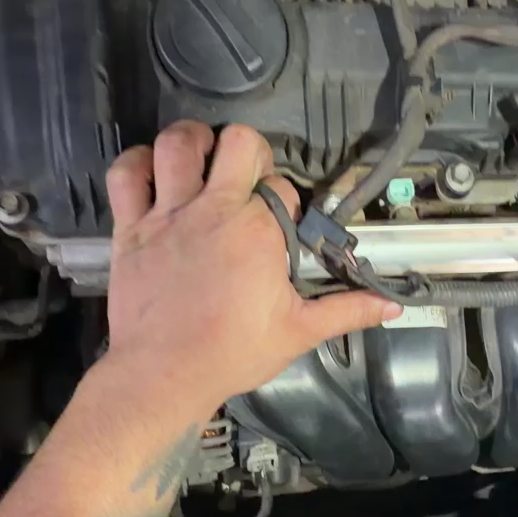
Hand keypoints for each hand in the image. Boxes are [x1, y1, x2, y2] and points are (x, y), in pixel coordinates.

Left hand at [99, 122, 400, 414]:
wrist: (165, 374)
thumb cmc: (234, 352)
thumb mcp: (299, 332)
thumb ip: (347, 311)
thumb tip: (391, 307)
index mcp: (260, 231)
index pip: (283, 189)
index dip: (287, 202)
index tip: (282, 225)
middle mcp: (215, 210)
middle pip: (238, 143)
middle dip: (249, 151)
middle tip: (248, 175)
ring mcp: (169, 215)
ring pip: (179, 144)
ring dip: (193, 142)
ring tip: (202, 157)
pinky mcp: (131, 228)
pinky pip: (125, 175)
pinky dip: (137, 163)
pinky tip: (153, 171)